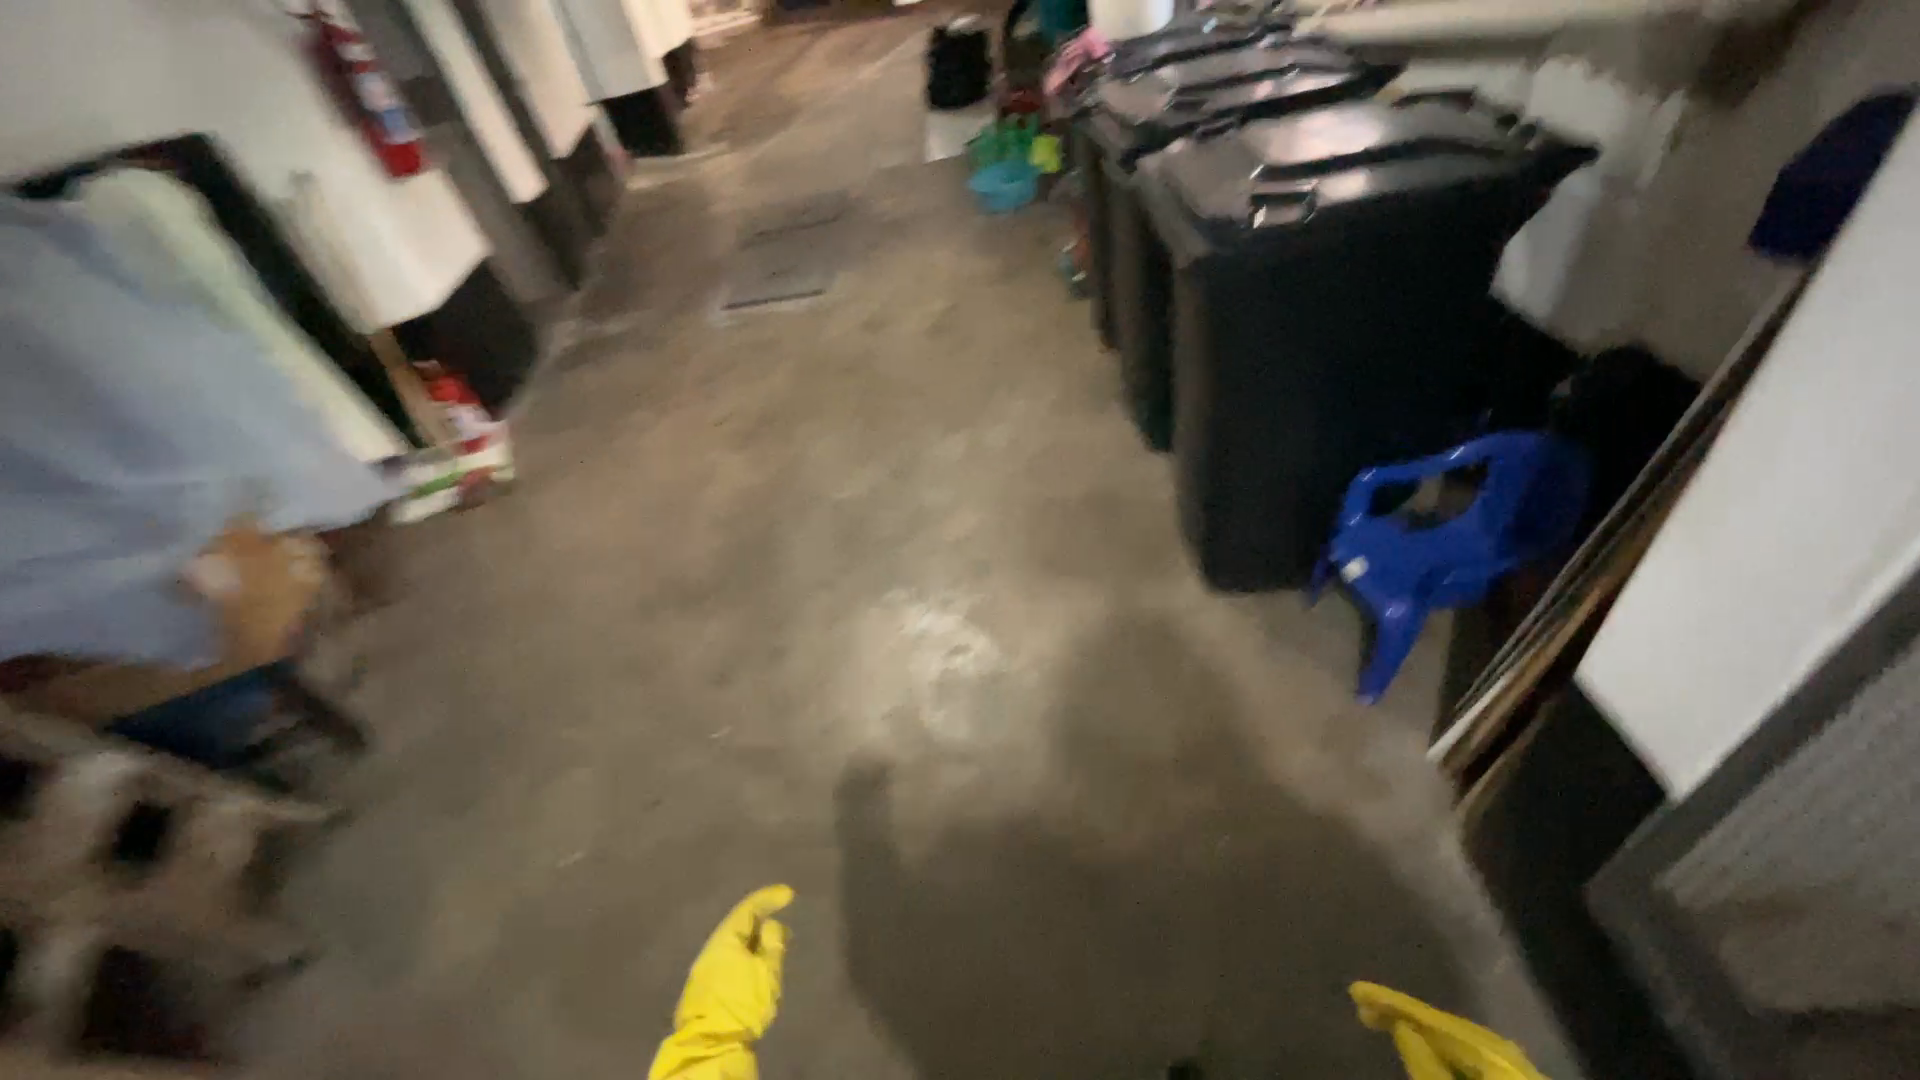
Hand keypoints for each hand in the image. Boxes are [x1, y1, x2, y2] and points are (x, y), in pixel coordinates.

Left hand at [649, 886, 795, 1079]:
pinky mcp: (706, 989)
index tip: (789, 894)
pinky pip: (730, 959)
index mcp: (724, 940)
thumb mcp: (767, 972)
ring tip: (774, 942)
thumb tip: (771, 924)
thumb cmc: (742, 1004)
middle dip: (761, 919)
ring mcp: (705, 971)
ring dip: (754, 939)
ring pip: (733, 944)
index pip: (747, 909)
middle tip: (783, 918)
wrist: (711, 1045)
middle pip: (738, 925)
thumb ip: (773, 943)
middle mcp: (710, 950)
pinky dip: (746, 953)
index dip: (769, 898)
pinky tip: (757, 962)